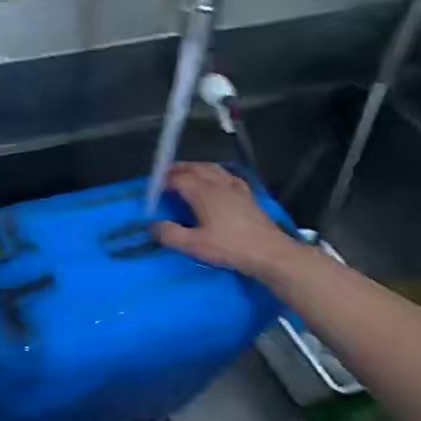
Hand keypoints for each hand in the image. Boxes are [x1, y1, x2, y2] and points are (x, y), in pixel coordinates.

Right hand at [152, 162, 298, 278]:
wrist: (269, 252)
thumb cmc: (230, 247)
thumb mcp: (194, 245)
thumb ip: (171, 234)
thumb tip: (153, 226)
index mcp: (204, 192)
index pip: (178, 179)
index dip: (163, 181)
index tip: (152, 188)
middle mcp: (219, 184)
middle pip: (196, 168)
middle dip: (178, 169)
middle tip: (164, 175)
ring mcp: (236, 188)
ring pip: (213, 169)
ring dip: (196, 168)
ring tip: (186, 174)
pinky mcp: (247, 195)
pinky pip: (227, 176)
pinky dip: (215, 174)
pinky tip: (216, 182)